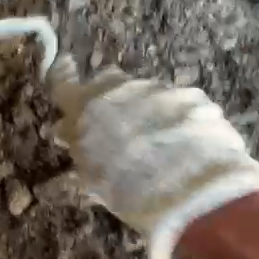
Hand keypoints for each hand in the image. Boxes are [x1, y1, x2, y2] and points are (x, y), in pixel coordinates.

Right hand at [48, 55, 258, 258]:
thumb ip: (79, 147)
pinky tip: (186, 144)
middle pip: (109, 80)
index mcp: (86, 107)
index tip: (66, 69)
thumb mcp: (91, 175)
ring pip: (146, 92)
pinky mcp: (194, 97)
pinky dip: (178, 118)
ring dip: (147, 109)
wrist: (189, 189)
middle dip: (109, 96)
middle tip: (115, 123)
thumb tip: (65, 131)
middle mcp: (120, 88)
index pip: (64, 82)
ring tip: (158, 142)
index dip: (64, 76)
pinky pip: (179, 103)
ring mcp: (160, 89)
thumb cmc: (125, 188)